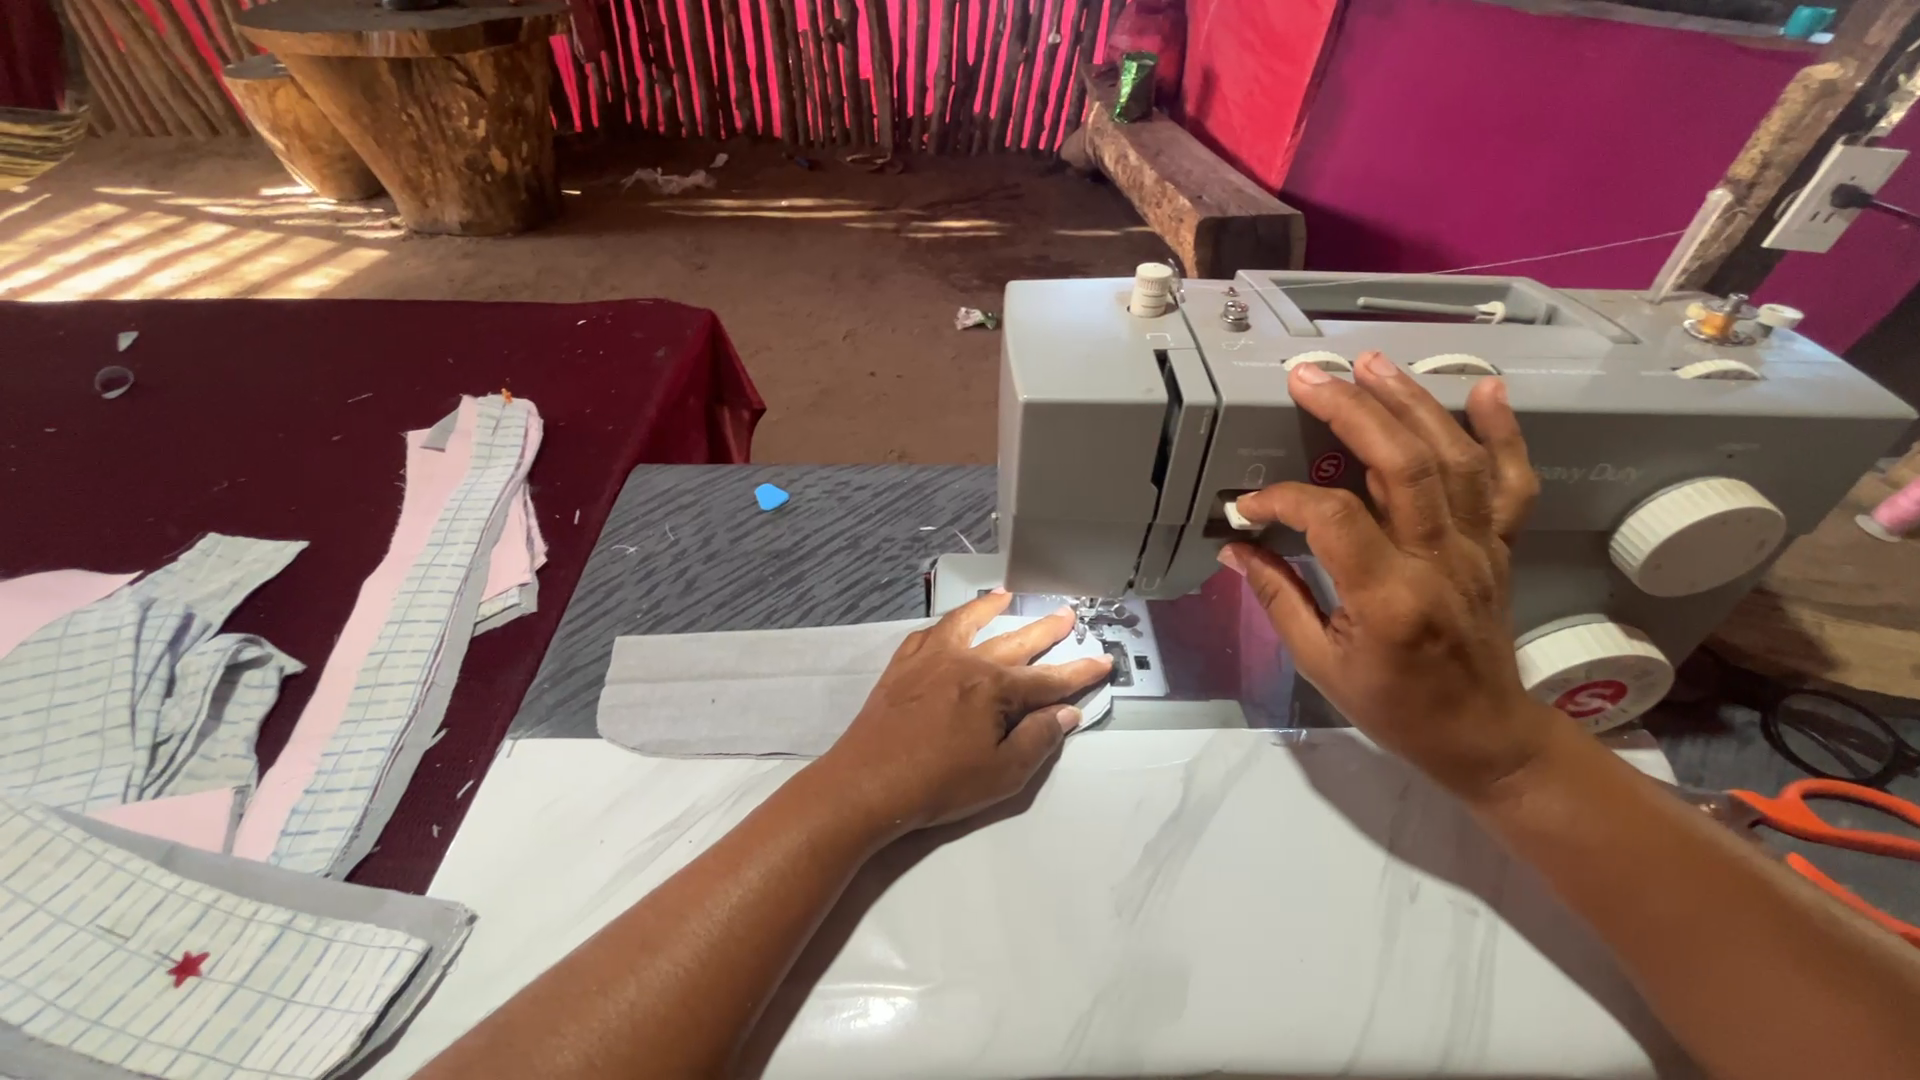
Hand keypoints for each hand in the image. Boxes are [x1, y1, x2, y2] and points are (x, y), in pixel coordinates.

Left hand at [815, 591, 1113, 833]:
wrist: (867, 782)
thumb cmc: (940, 784)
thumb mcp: (1003, 774)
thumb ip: (1038, 740)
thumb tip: (1066, 712)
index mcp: (995, 689)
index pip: (1049, 680)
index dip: (1080, 672)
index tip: (1104, 659)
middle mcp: (967, 662)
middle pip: (1015, 642)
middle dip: (1045, 630)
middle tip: (1067, 613)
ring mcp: (931, 658)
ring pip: (968, 622)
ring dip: (991, 608)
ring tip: (1007, 595)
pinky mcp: (903, 665)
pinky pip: (930, 633)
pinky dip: (947, 623)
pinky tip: (952, 623)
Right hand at [1219, 350, 1564, 801]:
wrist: (1482, 733)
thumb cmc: (1392, 706)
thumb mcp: (1319, 661)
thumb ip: (1278, 595)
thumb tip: (1236, 546)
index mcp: (1388, 598)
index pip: (1333, 517)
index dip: (1283, 499)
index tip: (1247, 506)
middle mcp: (1440, 561)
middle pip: (1404, 465)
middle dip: (1353, 412)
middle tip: (1309, 377)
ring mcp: (1478, 547)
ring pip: (1453, 459)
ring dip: (1411, 403)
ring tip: (1372, 364)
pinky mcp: (1499, 544)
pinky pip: (1509, 480)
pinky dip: (1502, 431)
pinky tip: (1483, 389)